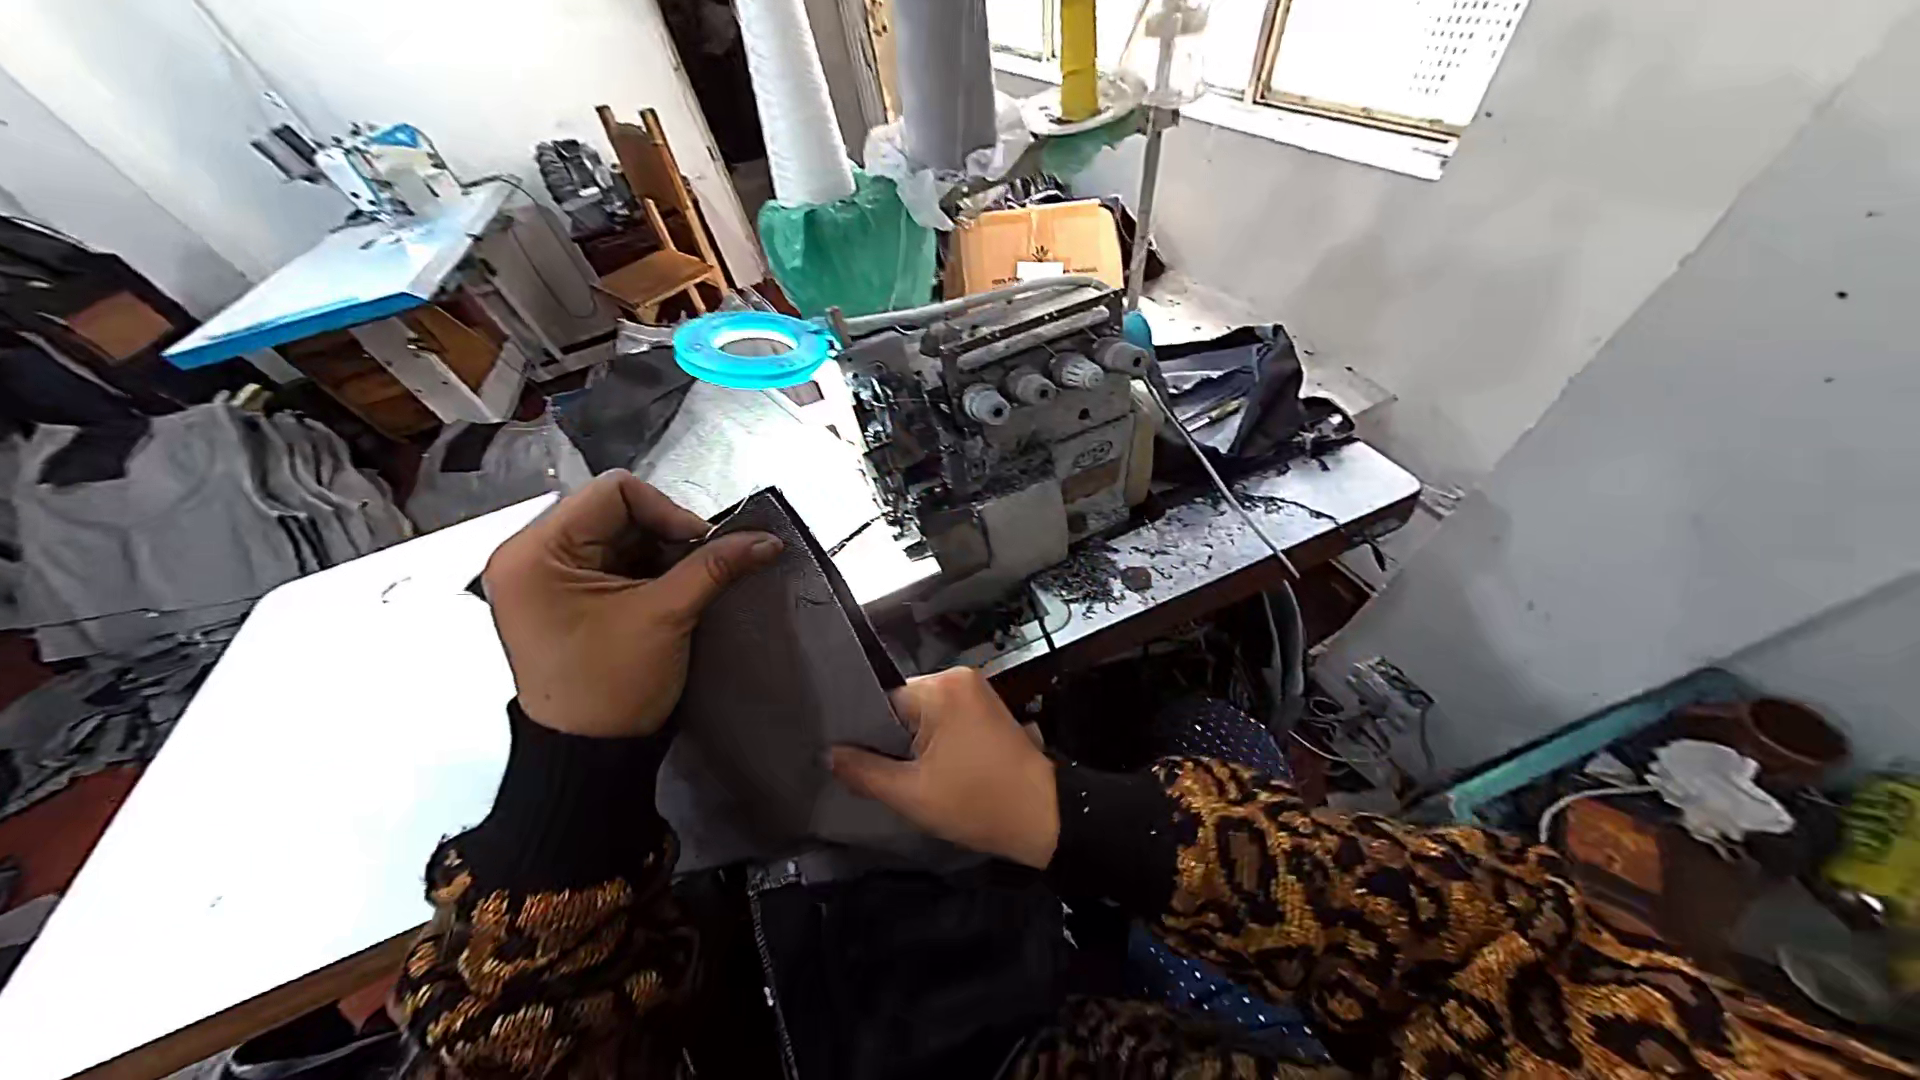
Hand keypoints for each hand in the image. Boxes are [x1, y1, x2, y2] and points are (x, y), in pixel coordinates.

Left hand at [482, 471, 782, 737]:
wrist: (589, 754)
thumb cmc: (610, 687)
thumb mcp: (666, 616)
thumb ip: (715, 567)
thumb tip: (764, 540)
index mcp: (535, 551)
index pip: (615, 491)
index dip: (668, 512)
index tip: (701, 546)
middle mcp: (531, 554)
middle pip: (618, 511)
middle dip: (666, 536)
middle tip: (697, 568)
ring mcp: (547, 575)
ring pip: (622, 535)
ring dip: (661, 554)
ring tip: (681, 587)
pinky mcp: (566, 594)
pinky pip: (616, 560)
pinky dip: (650, 570)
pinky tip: (666, 594)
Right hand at [828, 668, 1058, 868]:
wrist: (1045, 816)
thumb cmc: (978, 802)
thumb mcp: (912, 795)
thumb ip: (864, 772)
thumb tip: (829, 754)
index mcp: (941, 687)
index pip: (882, 701)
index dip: (865, 733)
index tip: (851, 759)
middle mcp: (959, 677)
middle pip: (903, 705)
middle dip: (890, 738)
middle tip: (878, 773)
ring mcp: (976, 690)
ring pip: (923, 713)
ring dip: (912, 742)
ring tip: (902, 773)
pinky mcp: (987, 707)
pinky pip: (945, 717)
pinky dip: (934, 740)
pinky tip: (929, 767)